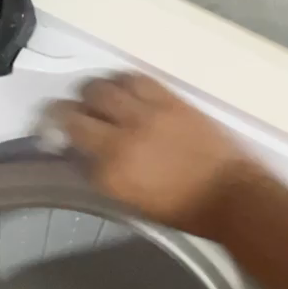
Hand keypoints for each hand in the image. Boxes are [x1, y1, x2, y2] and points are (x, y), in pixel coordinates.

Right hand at [47, 72, 264, 236]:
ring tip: (96, 97)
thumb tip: (86, 155)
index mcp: (110, 174)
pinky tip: (123, 87)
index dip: (58, 140)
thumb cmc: (183, 209)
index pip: (69, 148)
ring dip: (92, 92)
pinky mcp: (168, 100)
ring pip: (101, 88)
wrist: (231, 196)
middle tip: (71, 113)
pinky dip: (122, 81)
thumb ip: (105, 175)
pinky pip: (134, 79)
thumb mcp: (132, 201)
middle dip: (65, 112)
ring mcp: (144, 115)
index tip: (56, 136)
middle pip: (75, 113)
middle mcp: (120, 140)